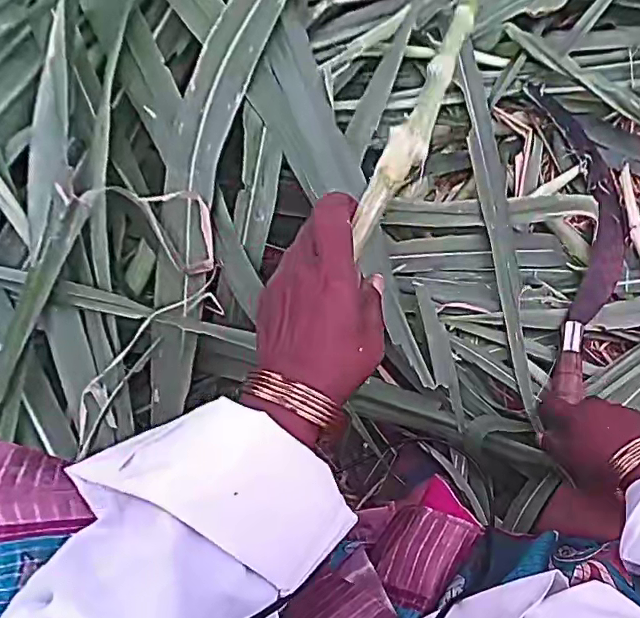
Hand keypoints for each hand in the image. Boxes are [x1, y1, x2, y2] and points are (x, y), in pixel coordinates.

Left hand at [248, 192, 384, 443]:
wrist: (292, 391)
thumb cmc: (333, 368)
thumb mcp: (371, 338)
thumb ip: (372, 302)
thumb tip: (371, 284)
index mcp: (332, 274)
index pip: (330, 213)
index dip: (343, 204)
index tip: (355, 212)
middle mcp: (301, 270)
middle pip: (313, 226)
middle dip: (332, 232)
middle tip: (347, 252)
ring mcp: (280, 282)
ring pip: (298, 250)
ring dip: (315, 257)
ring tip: (329, 286)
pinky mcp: (267, 298)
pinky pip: (286, 274)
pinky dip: (300, 279)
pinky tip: (311, 306)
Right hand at [537, 394, 639, 492]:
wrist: (638, 471)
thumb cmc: (598, 469)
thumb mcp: (565, 462)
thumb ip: (552, 445)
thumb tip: (545, 437)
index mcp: (569, 416)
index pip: (550, 404)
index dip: (547, 411)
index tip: (548, 417)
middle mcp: (592, 405)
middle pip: (578, 408)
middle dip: (577, 421)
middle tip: (578, 442)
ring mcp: (615, 408)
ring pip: (601, 413)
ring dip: (599, 425)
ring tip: (602, 448)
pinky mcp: (635, 415)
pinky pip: (623, 419)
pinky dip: (620, 429)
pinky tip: (621, 446)